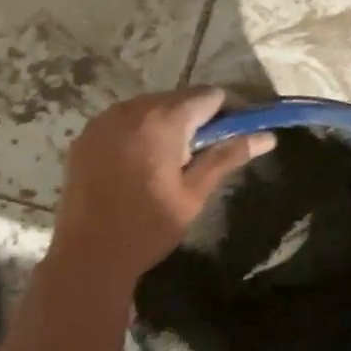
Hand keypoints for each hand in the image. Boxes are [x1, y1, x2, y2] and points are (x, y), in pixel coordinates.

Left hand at [50, 88, 274, 284]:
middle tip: (212, 150)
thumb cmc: (148, 228)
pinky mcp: (84, 137)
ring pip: (147, 108)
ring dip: (168, 124)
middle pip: (176, 98)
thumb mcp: (193, 194)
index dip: (231, 109)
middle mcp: (129, 110)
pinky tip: (143, 163)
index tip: (243, 130)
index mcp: (161, 121)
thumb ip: (226, 157)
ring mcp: (102, 121)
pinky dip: (139, 133)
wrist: (88, 255)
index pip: (208, 95)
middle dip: (199, 117)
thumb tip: (266, 136)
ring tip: (176, 159)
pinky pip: (121, 122)